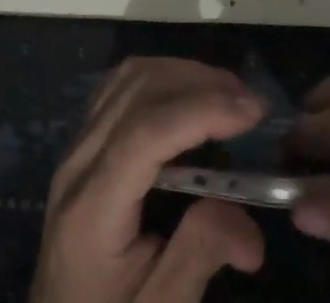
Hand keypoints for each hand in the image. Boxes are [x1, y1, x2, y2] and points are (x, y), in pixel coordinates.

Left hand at [31, 58, 267, 302]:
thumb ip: (200, 255)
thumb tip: (248, 220)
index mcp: (92, 208)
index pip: (144, 133)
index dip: (200, 111)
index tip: (254, 111)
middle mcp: (76, 165)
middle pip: (135, 92)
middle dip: (200, 83)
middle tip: (252, 104)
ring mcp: (75, 150)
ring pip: (126, 80)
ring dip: (182, 74)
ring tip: (229, 97)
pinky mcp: (82, 146)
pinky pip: (118, 89)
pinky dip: (160, 79)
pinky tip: (191, 98)